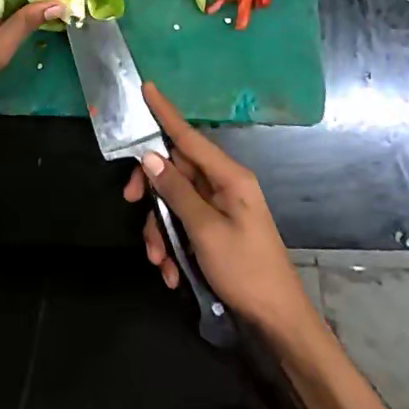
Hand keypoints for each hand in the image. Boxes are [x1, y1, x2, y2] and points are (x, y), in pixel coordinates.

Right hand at [123, 82, 317, 341]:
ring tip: (161, 263)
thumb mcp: (205, 230)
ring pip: (173, 202)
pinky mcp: (215, 230)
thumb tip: (150, 157)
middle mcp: (224, 185)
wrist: (277, 320)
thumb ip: (176, 191)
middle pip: (174, 171)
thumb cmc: (245, 270)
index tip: (147, 87)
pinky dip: (173, 245)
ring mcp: (220, 208)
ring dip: (160, 230)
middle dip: (152, 194)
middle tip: (132, 205)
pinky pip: (182, 224)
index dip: (166, 113)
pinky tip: (173, 273)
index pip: (190, 137)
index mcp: (229, 177)